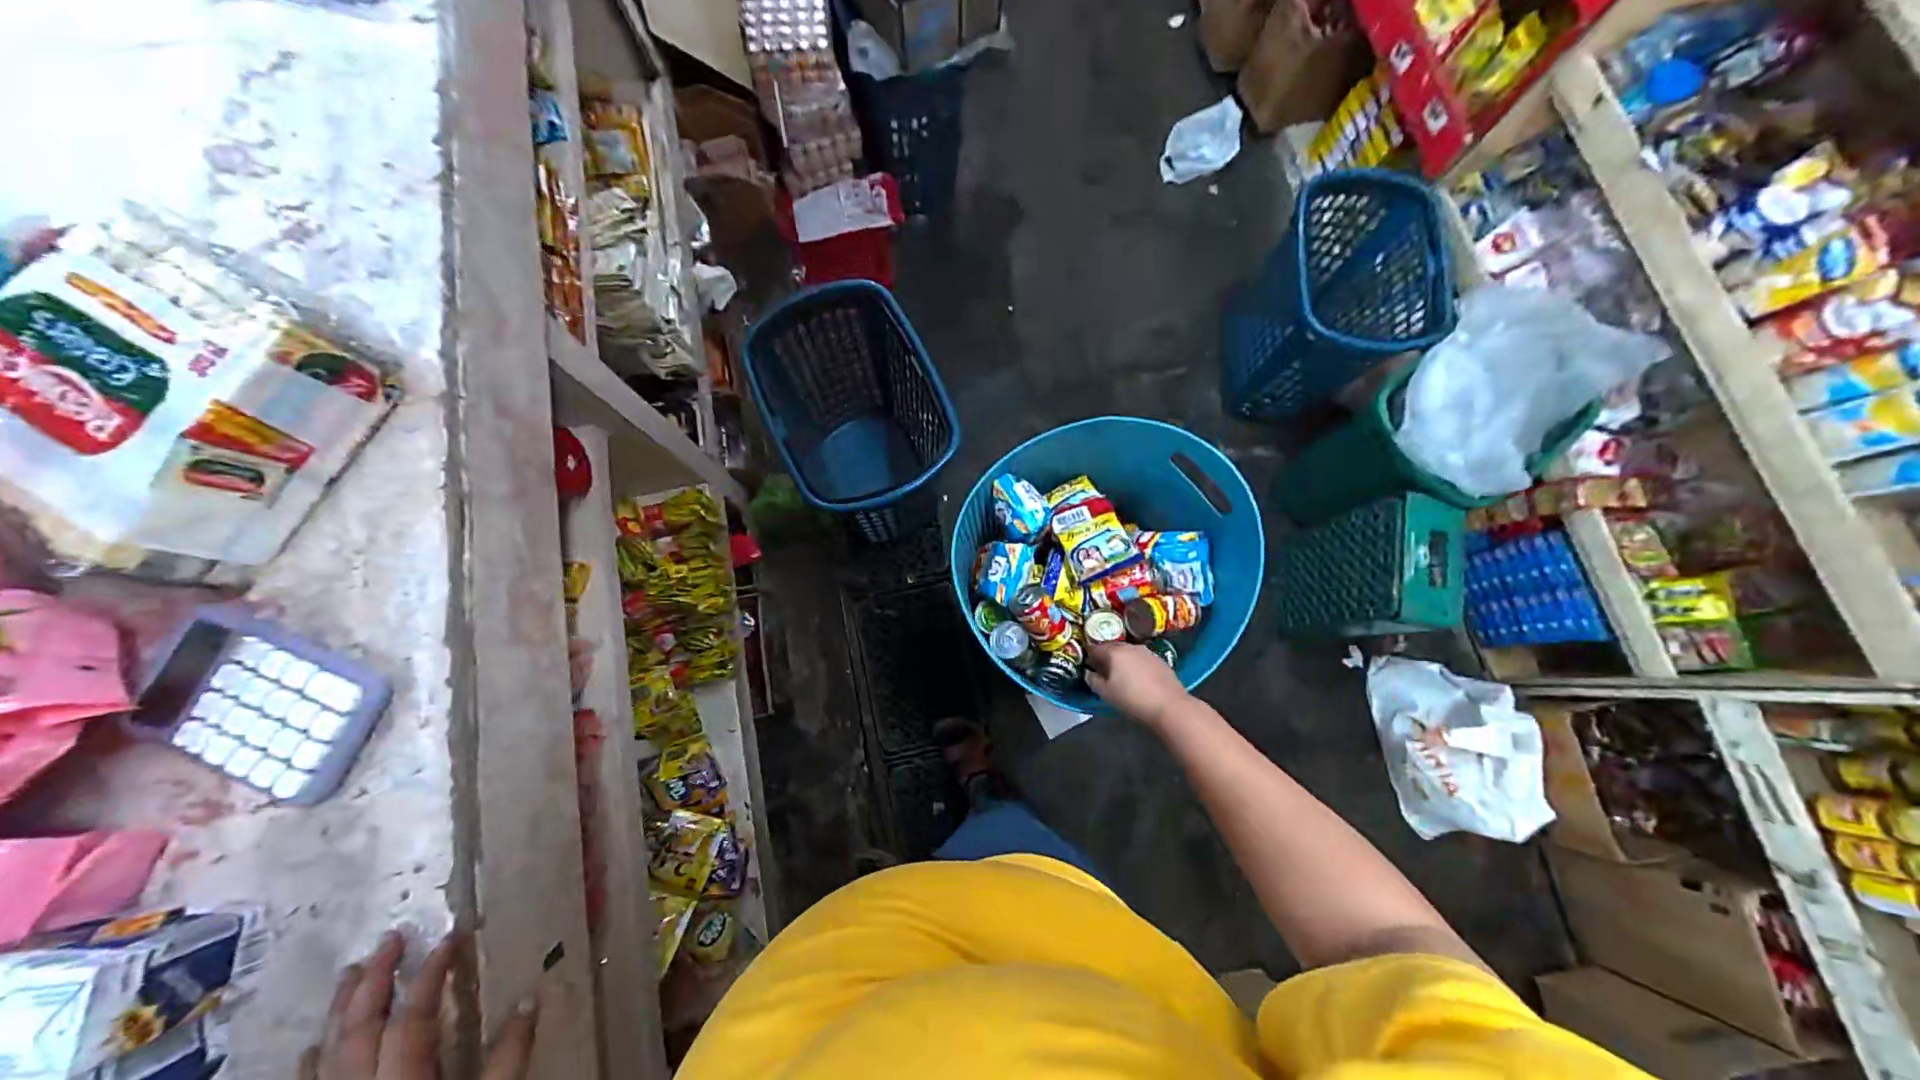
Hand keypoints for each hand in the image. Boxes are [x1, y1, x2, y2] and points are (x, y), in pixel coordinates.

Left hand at [299, 930, 538, 1079]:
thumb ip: (508, 1059)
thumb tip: (532, 998)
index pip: (413, 1015)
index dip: (433, 971)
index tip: (453, 936)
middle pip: (358, 1028)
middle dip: (376, 979)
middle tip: (392, 938)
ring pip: (325, 1053)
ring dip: (340, 1009)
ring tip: (354, 970)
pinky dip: (312, 1058)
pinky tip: (316, 1042)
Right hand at [1085, 642, 1189, 725]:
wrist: (1169, 705)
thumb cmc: (1132, 699)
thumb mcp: (1105, 693)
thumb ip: (1093, 680)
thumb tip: (1089, 673)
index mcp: (1114, 652)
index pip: (1095, 648)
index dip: (1089, 657)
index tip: (1088, 667)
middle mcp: (1130, 647)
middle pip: (1112, 648)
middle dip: (1106, 657)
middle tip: (1103, 672)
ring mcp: (1147, 652)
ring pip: (1128, 653)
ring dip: (1122, 661)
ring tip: (1122, 676)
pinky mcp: (1160, 660)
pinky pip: (1141, 659)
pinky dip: (1136, 665)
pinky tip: (1139, 679)